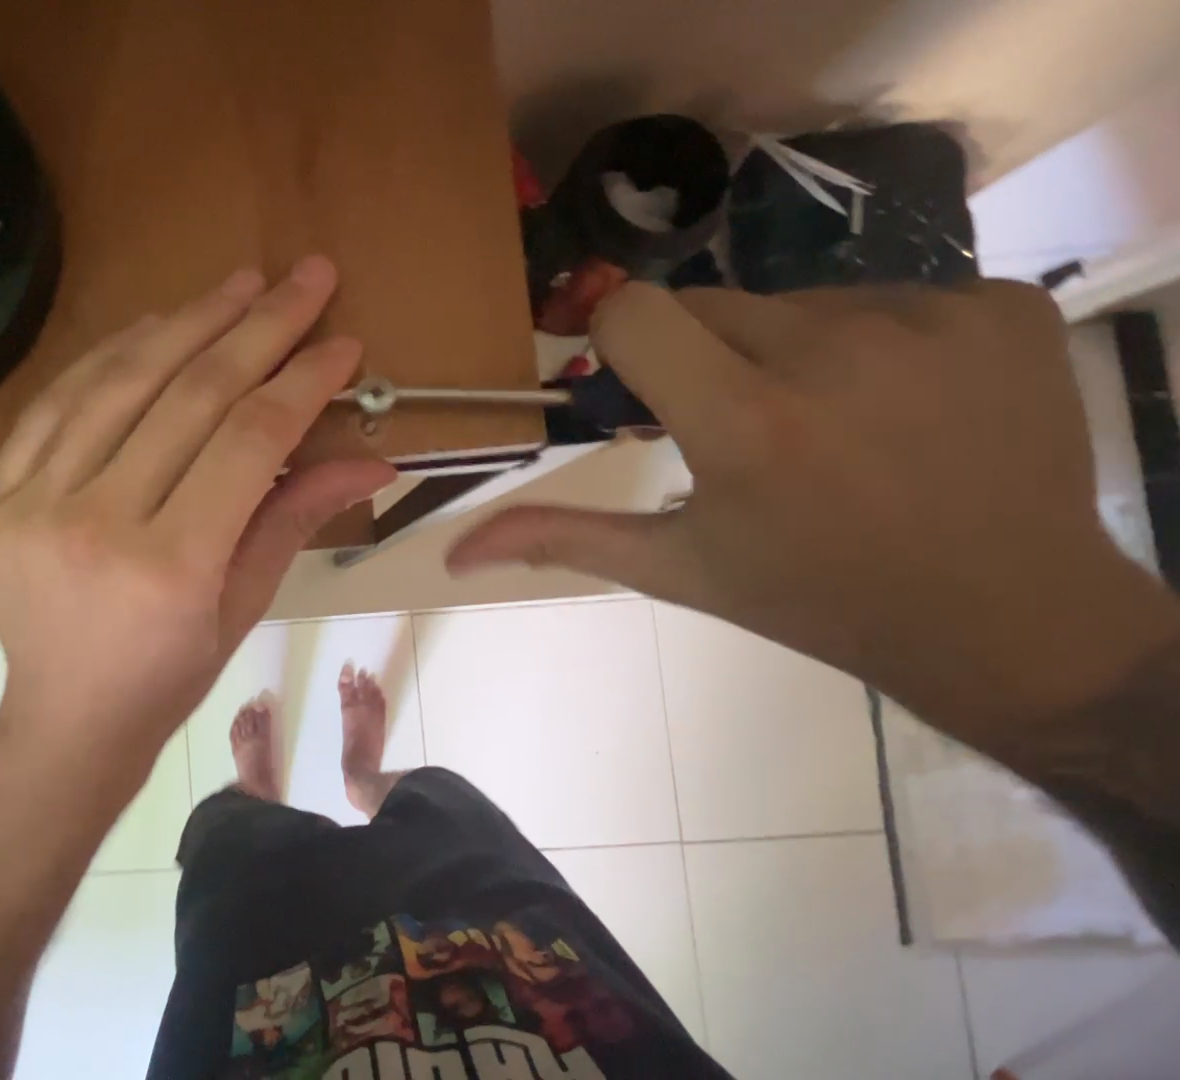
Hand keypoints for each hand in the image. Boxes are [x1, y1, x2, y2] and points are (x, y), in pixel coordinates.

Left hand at [0, 257, 395, 769]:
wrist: (67, 716)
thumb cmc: (169, 675)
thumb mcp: (244, 607)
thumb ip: (296, 517)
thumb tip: (372, 457)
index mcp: (168, 567)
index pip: (248, 439)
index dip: (301, 380)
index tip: (342, 342)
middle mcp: (94, 524)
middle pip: (188, 395)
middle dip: (257, 327)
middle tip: (305, 278)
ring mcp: (31, 504)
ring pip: (119, 380)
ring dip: (187, 321)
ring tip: (239, 283)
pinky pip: (58, 401)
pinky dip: (112, 355)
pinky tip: (158, 325)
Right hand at [449, 283, 1179, 739]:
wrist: (1005, 617)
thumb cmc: (813, 597)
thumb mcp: (675, 570)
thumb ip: (560, 539)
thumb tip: (454, 552)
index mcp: (743, 425)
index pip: (635, 310)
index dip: (619, 341)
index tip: (640, 387)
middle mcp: (834, 354)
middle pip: (711, 303)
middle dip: (702, 356)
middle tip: (739, 425)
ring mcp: (930, 321)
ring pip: (798, 300)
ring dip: (788, 349)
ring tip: (828, 424)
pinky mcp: (1003, 308)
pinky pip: (890, 296)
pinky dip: (879, 341)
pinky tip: (904, 406)